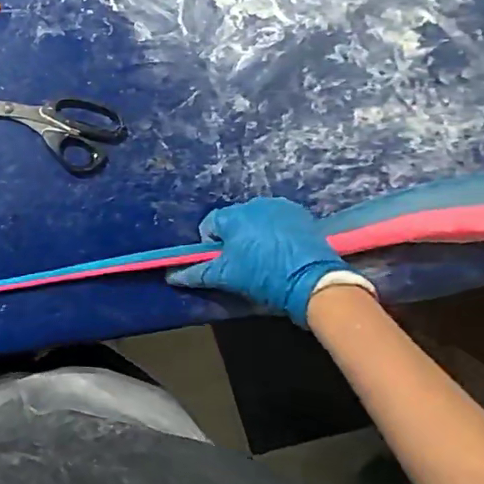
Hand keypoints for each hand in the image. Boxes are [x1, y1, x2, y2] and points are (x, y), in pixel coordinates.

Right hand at [167, 198, 362, 325]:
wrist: (312, 280)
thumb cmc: (263, 276)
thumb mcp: (227, 277)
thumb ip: (198, 273)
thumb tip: (172, 275)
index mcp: (233, 216)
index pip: (210, 225)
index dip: (211, 247)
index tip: (222, 265)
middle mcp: (255, 204)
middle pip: (234, 221)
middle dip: (235, 240)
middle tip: (243, 266)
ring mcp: (280, 207)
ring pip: (257, 220)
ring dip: (256, 236)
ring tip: (265, 261)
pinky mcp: (300, 215)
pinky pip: (279, 221)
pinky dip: (277, 234)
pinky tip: (284, 254)